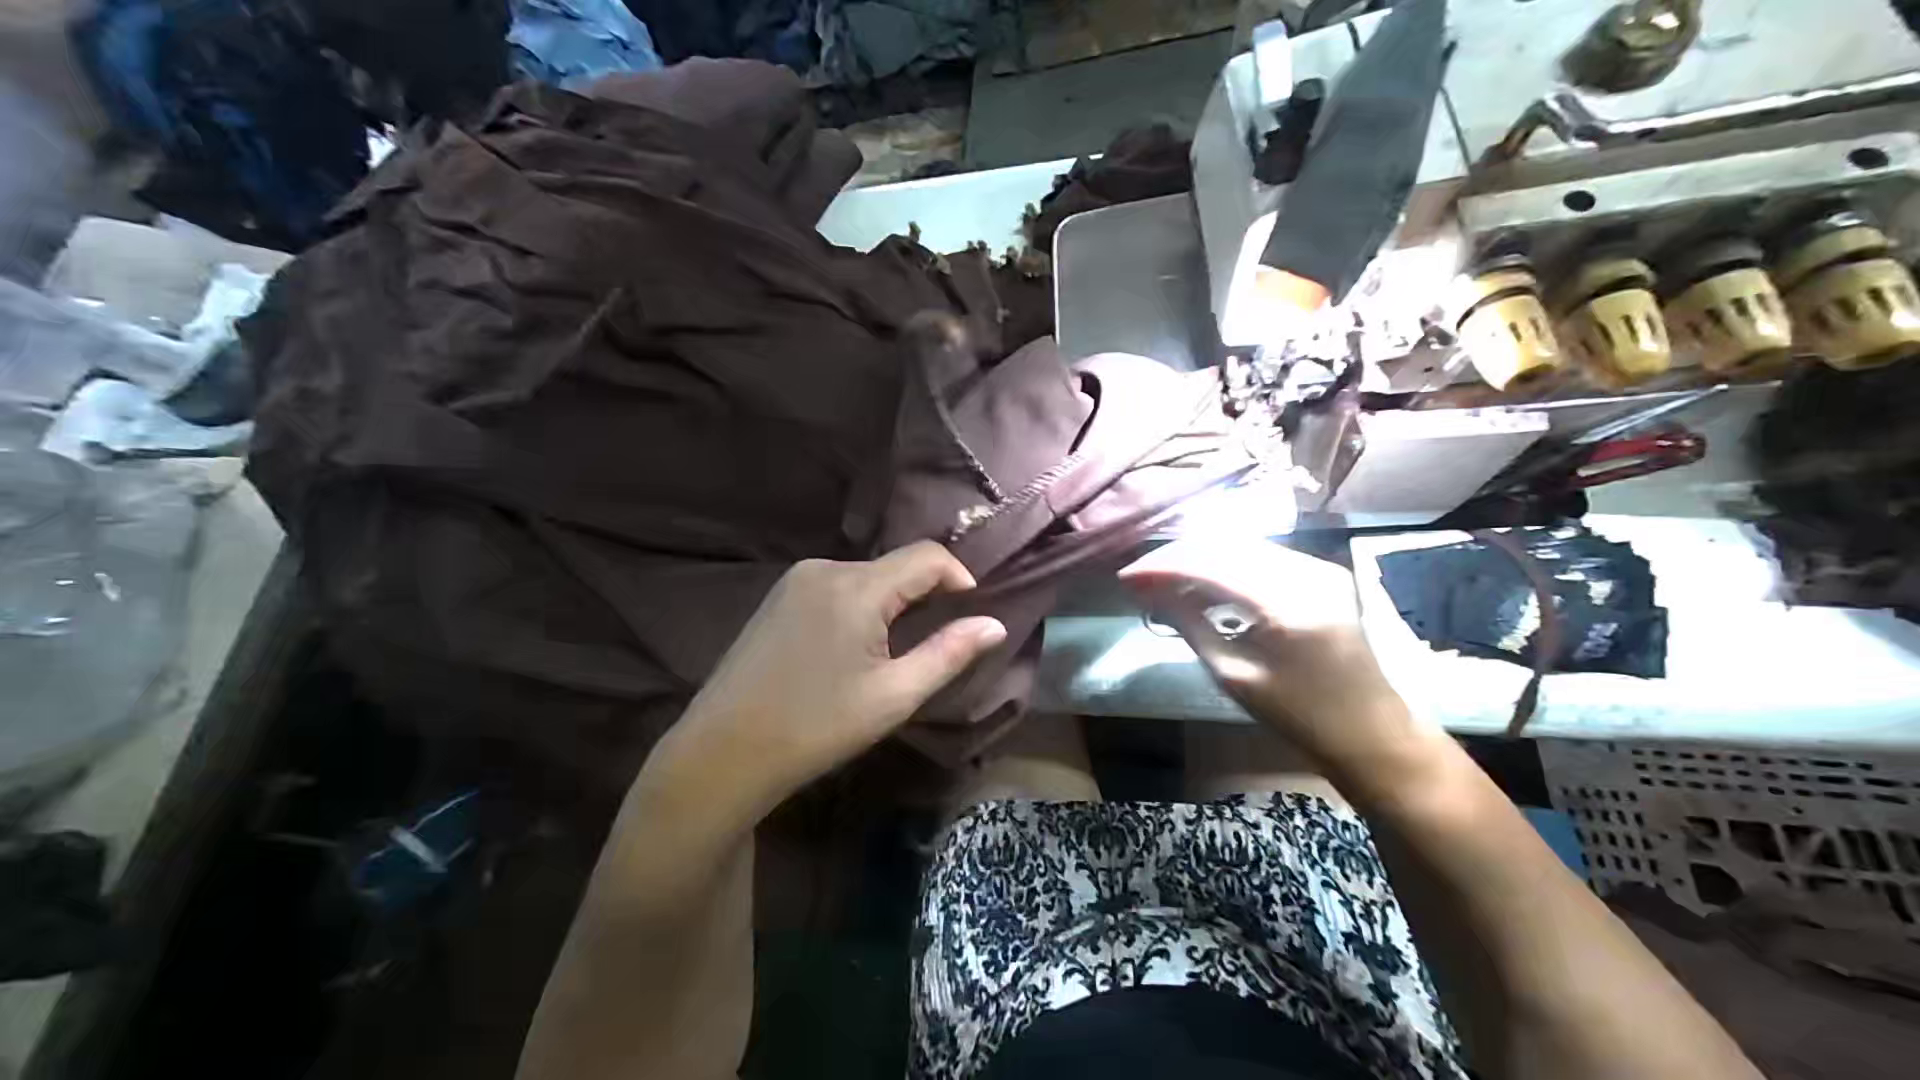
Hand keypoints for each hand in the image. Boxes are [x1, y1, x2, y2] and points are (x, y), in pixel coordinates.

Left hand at [649, 542, 1006, 820]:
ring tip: (892, 652)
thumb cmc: (817, 728)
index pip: (927, 556)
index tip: (970, 616)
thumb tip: (995, 624)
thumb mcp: (894, 696)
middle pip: (895, 565)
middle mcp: (825, 568)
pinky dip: (860, 606)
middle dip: (924, 595)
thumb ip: (949, 653)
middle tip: (933, 643)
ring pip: (866, 576)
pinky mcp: (777, 596)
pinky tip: (851, 648)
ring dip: (892, 602)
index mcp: (857, 587)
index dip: (959, 578)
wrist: (723, 752)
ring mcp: (795, 580)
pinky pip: (837, 586)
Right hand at [1120, 537, 1429, 778]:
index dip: (1162, 567)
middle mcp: (1307, 572)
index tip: (1126, 579)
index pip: (1210, 564)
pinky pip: (1261, 557)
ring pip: (1242, 546)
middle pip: (1225, 545)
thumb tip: (1150, 591)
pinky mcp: (1323, 575)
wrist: (1371, 734)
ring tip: (1163, 580)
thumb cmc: (1299, 716)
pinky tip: (1203, 582)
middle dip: (1176, 557)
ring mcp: (1320, 570)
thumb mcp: (1234, 675)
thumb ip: (1190, 624)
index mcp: (1288, 602)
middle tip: (1139, 577)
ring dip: (1198, 558)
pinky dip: (1225, 565)